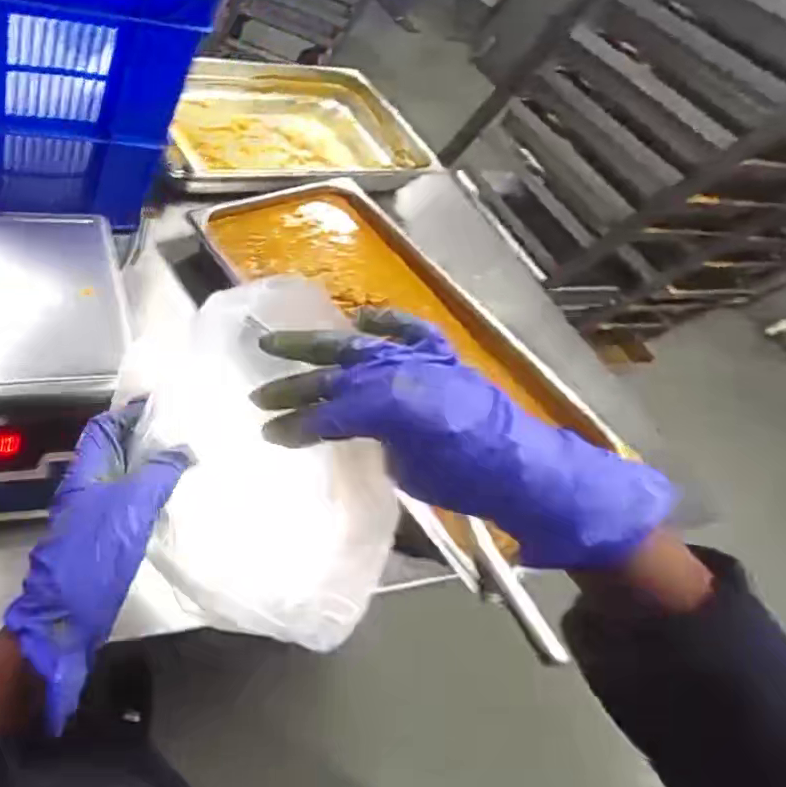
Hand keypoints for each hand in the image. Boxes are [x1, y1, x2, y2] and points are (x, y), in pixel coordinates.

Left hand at [3, 403, 191, 734]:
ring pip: (122, 477)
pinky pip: (127, 503)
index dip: (129, 412)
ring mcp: (93, 514)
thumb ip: (157, 476)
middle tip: (182, 430)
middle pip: (114, 450)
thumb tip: (184, 450)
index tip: (162, 405)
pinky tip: (171, 497)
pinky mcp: (103, 537)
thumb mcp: (129, 510)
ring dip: (148, 465)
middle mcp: (86, 488)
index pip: (104, 427)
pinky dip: (148, 493)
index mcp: (85, 473)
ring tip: (183, 457)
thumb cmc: (94, 558)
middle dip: (144, 437)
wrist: (65, 618)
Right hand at [250, 307, 673, 570]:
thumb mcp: (406, 456)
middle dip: (294, 383)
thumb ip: (357, 428)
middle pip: (335, 371)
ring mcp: (420, 361)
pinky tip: (362, 316)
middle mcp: (401, 368)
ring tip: (276, 345)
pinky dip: (386, 319)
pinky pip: (409, 331)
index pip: (333, 402)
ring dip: (315, 349)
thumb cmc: (466, 469)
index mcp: (391, 391)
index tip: (268, 433)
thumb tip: (310, 424)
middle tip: (258, 395)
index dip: (299, 418)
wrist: (526, 470)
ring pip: (356, 348)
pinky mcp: (439, 360)